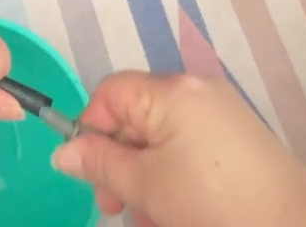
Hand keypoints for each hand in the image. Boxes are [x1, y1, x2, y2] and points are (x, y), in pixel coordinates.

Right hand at [52, 72, 305, 226]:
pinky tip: (179, 214)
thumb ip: (101, 164)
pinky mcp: (243, 140)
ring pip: (163, 140)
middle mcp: (195, 90)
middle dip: (121, 165)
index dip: (92, 131)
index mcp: (170, 91)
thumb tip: (62, 151)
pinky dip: (177, 177)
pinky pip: (192, 149)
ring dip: (148, 179)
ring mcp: (223, 114)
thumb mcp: (148, 188)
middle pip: (136, 117)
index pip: (110, 93)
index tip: (93, 177)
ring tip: (152, 222)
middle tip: (117, 210)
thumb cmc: (216, 206)